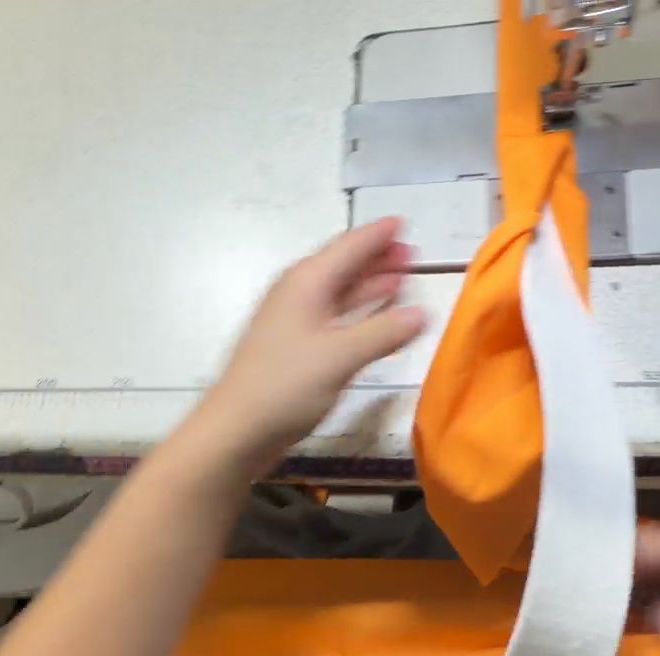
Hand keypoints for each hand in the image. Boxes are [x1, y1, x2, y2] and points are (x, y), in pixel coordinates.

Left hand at [187, 219, 427, 468]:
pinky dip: (355, 316)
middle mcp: (298, 294)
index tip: (405, 221)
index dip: (379, 234)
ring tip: (400, 281)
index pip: (350, 246)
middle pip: (342, 266)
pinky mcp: (292, 351)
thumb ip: (384, 332)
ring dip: (367, 287)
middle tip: (412, 255)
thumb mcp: (341, 357)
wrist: (236, 430)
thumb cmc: (285, 386)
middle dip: (376, 259)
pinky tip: (372, 324)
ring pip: (337, 294)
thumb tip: (423, 313)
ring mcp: (293, 323)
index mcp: (307, 282)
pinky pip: (331, 320)